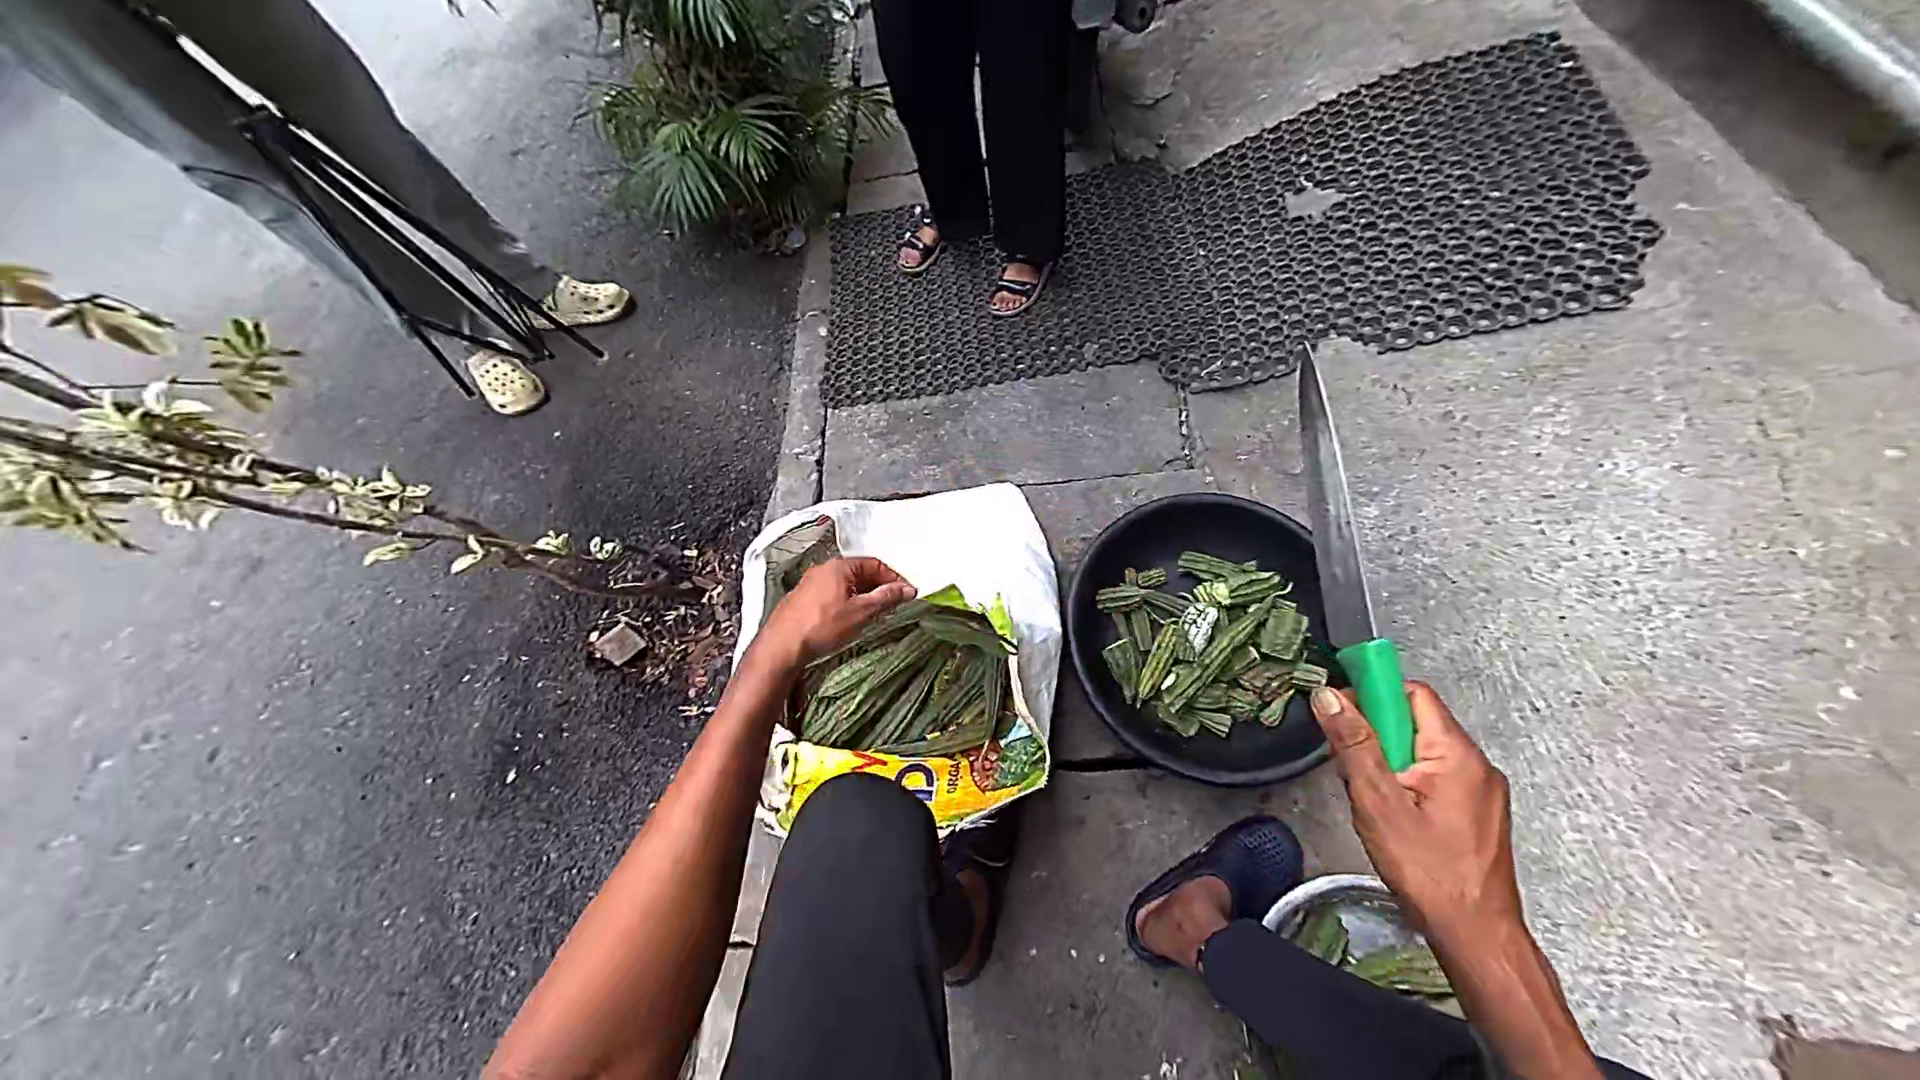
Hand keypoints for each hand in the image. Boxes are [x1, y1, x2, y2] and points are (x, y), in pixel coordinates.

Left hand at [752, 557, 915, 668]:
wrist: (781, 648)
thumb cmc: (819, 627)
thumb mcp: (860, 612)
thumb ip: (886, 598)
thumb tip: (906, 590)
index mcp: (838, 567)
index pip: (875, 564)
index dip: (894, 579)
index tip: (906, 594)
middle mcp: (822, 570)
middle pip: (860, 573)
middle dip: (879, 588)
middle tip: (893, 605)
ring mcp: (810, 585)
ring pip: (845, 585)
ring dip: (863, 597)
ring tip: (875, 615)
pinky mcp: (802, 601)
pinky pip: (832, 595)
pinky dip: (847, 603)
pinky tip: (850, 621)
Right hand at [1309, 682, 1522, 943]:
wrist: (1475, 935)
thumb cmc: (1431, 874)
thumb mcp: (1377, 800)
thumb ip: (1353, 743)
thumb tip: (1330, 696)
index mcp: (1456, 754)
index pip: (1411, 692)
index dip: (1372, 692)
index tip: (1341, 705)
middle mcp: (1475, 765)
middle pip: (1412, 720)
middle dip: (1373, 734)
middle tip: (1352, 766)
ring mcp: (1479, 789)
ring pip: (1418, 749)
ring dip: (1385, 760)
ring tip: (1370, 796)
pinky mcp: (1475, 810)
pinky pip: (1431, 774)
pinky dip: (1402, 780)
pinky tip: (1390, 811)